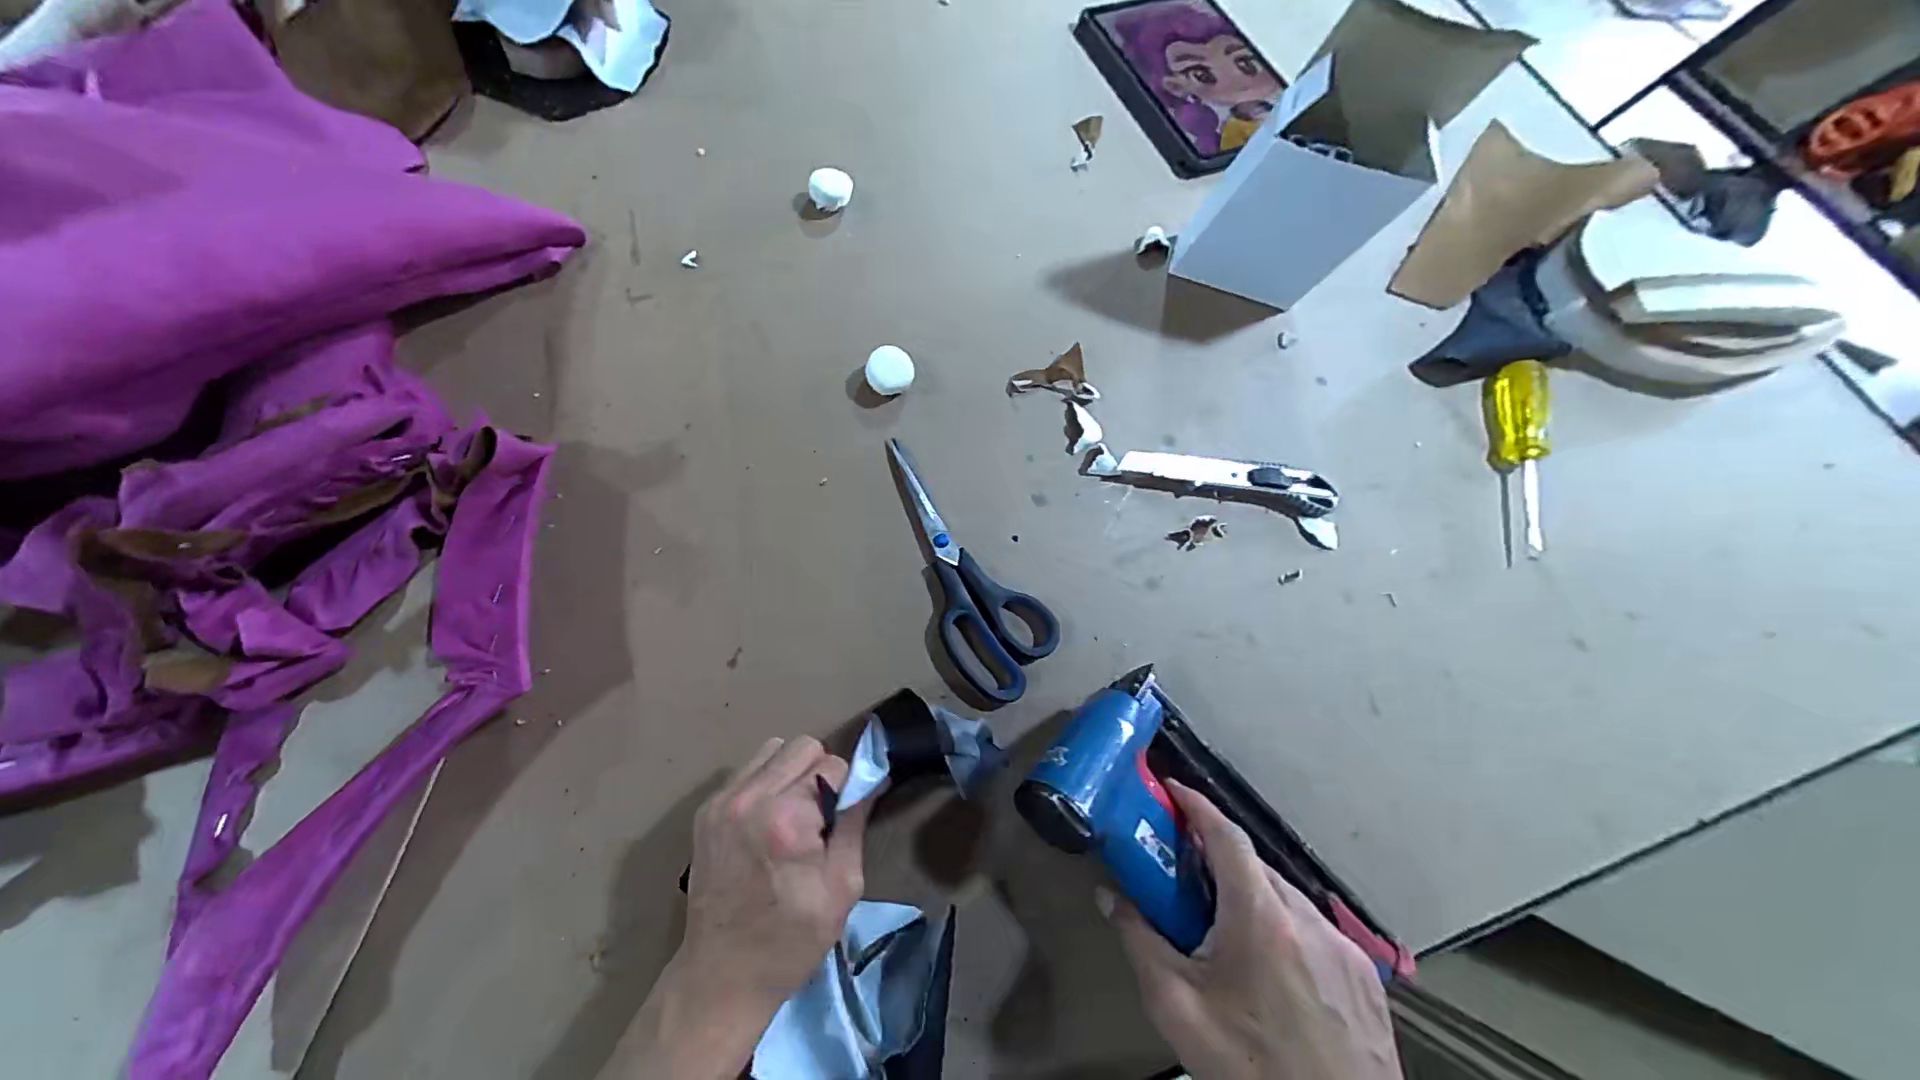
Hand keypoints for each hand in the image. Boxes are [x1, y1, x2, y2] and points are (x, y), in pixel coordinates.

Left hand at [679, 735, 870, 1005]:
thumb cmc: (790, 940)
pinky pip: (750, 769)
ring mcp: (722, 801)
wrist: (721, 976)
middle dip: (820, 773)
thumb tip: (872, 778)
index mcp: (785, 819)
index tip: (840, 820)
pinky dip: (767, 782)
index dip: (846, 789)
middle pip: (804, 746)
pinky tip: (768, 820)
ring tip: (793, 814)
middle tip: (819, 816)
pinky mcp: (706, 809)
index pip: (833, 766)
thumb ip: (854, 822)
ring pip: (775, 748)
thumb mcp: (843, 887)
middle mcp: (749, 798)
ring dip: (793, 772)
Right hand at [1100, 780, 1400, 1079]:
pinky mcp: (1366, 978)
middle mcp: (1310, 920)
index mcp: (1261, 917)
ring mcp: (1345, 949)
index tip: (1172, 789)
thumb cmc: (1249, 1065)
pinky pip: (1317, 929)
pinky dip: (1284, 923)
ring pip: (1288, 896)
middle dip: (1217, 853)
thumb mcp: (1177, 1006)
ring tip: (1220, 917)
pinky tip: (1269, 962)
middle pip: (1256, 865)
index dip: (1197, 805)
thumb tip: (1109, 897)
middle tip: (1182, 862)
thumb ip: (1139, 942)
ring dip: (1250, 890)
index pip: (1227, 836)